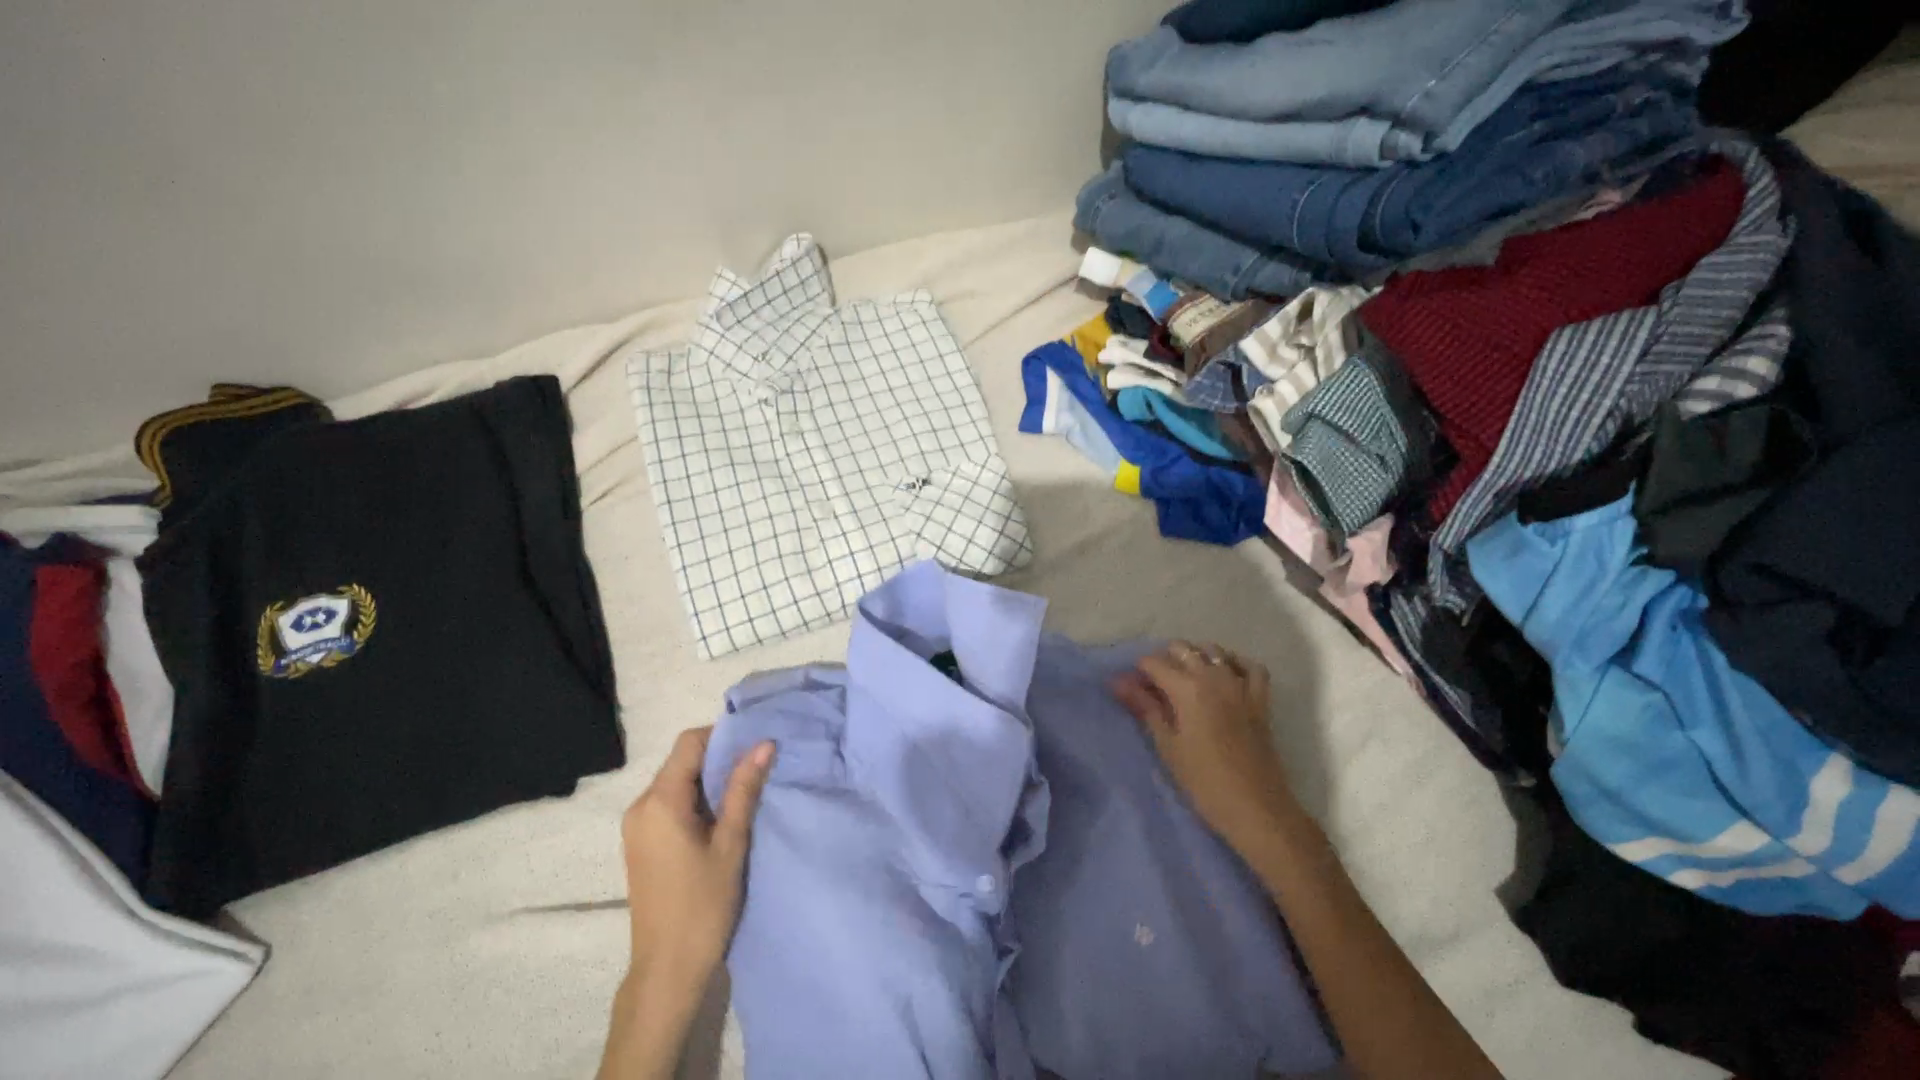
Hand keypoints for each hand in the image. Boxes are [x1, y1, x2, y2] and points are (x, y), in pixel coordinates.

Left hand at [619, 726, 774, 989]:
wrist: (667, 967)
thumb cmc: (703, 905)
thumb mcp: (731, 844)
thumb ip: (744, 790)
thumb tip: (764, 744)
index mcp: (659, 801)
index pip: (689, 743)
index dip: (722, 736)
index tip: (755, 744)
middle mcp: (640, 806)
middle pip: (680, 762)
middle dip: (718, 760)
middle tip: (758, 770)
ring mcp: (636, 826)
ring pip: (676, 783)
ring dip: (708, 783)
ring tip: (745, 795)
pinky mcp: (640, 843)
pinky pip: (668, 805)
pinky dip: (695, 802)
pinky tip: (721, 820)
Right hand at [1112, 641, 1298, 851]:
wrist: (1255, 807)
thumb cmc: (1203, 782)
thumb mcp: (1168, 745)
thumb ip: (1145, 708)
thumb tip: (1118, 682)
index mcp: (1188, 689)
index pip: (1154, 663)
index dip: (1137, 672)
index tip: (1129, 688)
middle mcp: (1215, 677)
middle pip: (1183, 649)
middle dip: (1164, 660)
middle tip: (1153, 687)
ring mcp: (1241, 686)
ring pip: (1214, 651)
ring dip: (1195, 657)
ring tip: (1184, 679)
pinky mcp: (1260, 699)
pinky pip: (1251, 667)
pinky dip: (1235, 663)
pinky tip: (1225, 674)